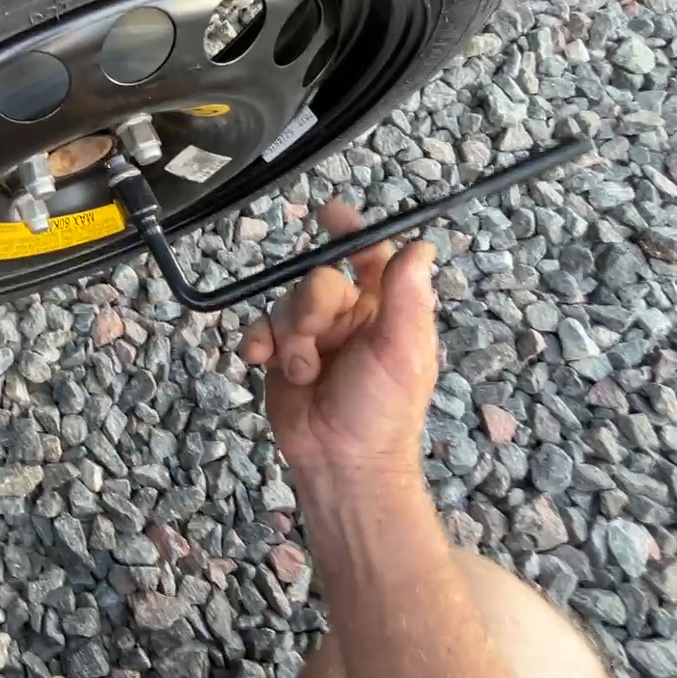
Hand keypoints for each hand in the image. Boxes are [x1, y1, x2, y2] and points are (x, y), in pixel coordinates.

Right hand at [243, 201, 439, 486]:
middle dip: (310, 307)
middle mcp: (347, 317)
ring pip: (283, 303)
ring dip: (288, 337)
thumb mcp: (403, 355)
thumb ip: (408, 300)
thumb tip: (421, 247)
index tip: (330, 215)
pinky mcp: (278, 353)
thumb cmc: (381, 413)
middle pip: (316, 279)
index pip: (370, 257)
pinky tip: (259, 359)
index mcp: (385, 311)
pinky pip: (257, 326)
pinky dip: (255, 340)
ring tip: (303, 372)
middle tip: (318, 338)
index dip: (352, 234)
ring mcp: (310, 334)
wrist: (339, 462)